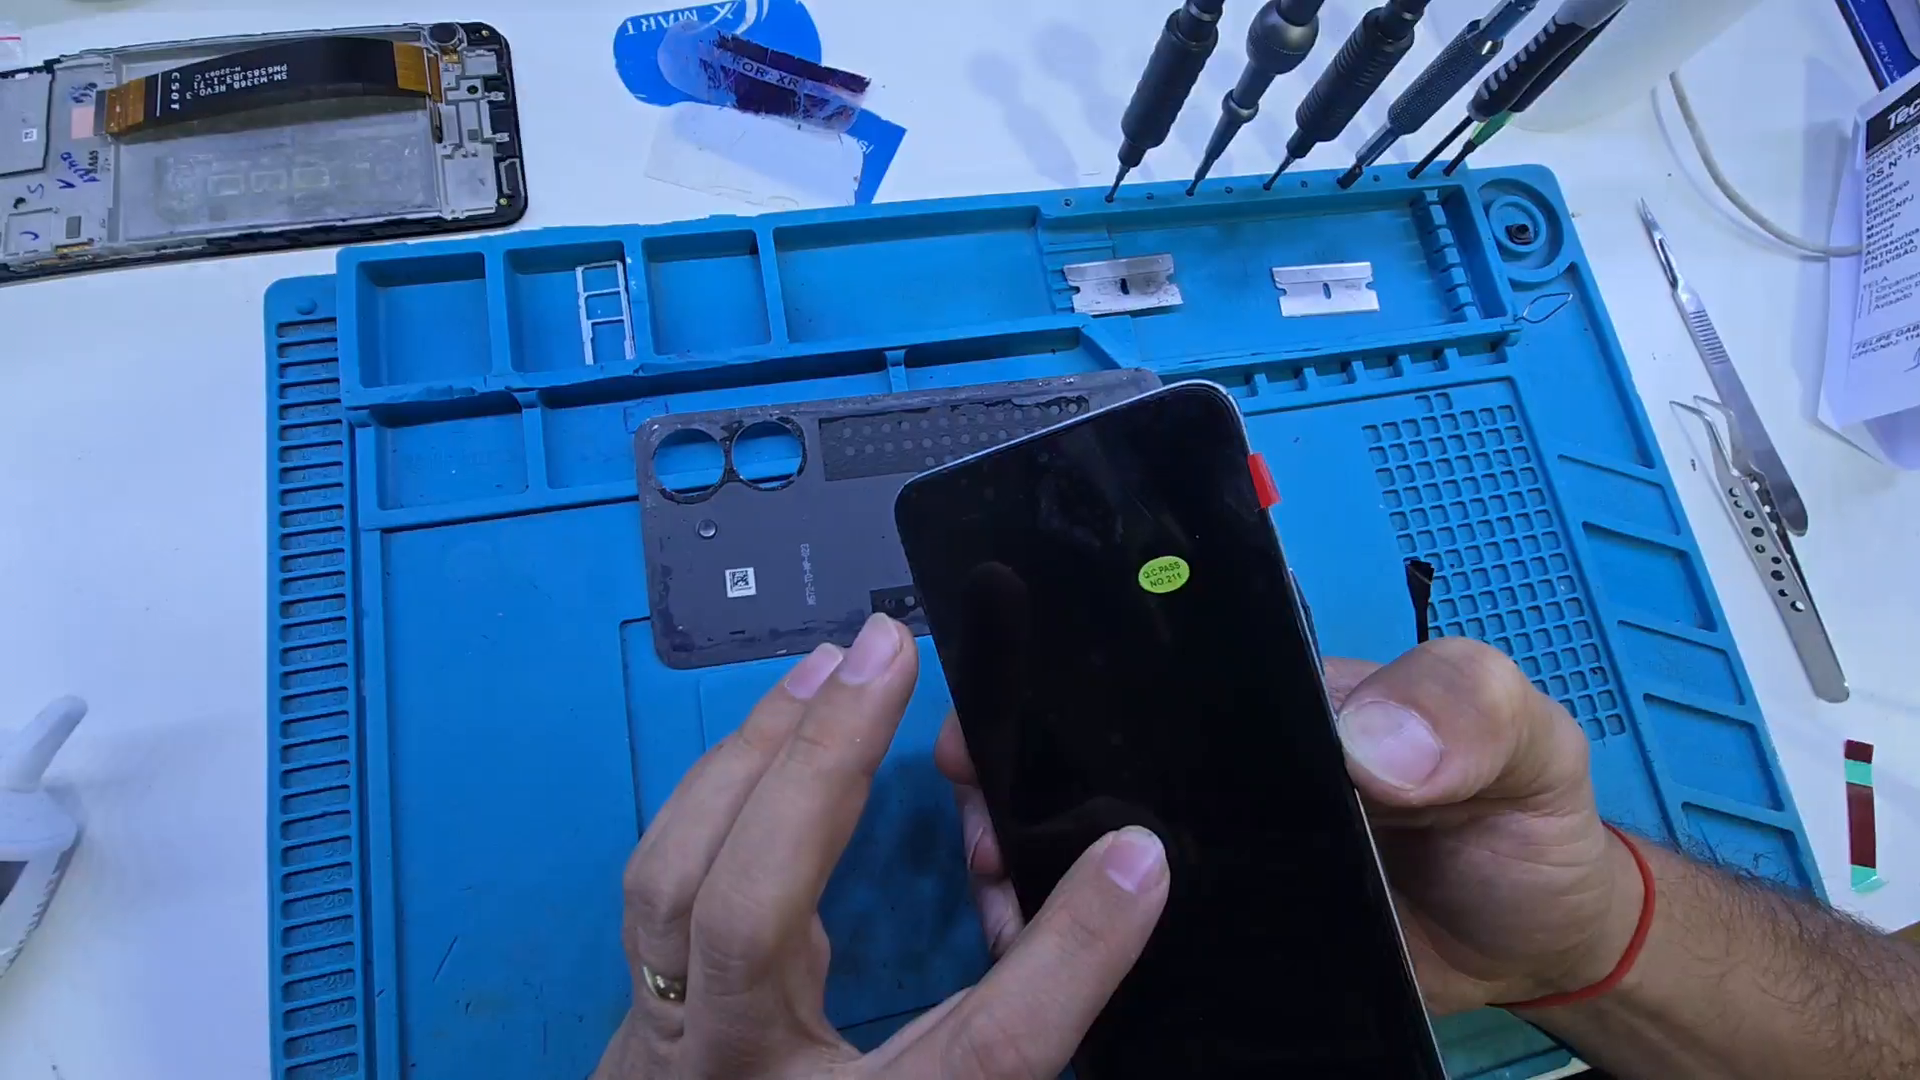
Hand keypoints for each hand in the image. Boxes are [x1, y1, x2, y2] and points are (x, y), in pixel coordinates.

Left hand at [595, 614, 1172, 1078]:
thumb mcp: (950, 1073)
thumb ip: (1034, 985)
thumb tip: (1126, 865)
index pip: (979, 1050)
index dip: (1067, 956)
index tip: (1133, 858)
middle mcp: (734, 1072)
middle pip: (751, 919)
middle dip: (821, 761)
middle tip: (887, 650)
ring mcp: (665, 1030)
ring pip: (669, 878)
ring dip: (753, 749)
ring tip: (826, 667)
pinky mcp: (644, 984)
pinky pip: (664, 864)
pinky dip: (721, 776)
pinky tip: (775, 726)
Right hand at [937, 638, 1643, 1014]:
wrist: (1528, 940)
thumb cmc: (1513, 815)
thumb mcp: (1515, 735)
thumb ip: (1459, 710)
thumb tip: (1362, 744)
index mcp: (1254, 693)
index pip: (1143, 659)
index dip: (1065, 666)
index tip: (1001, 692)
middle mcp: (1206, 758)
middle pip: (1089, 742)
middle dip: (1012, 751)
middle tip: (972, 782)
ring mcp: (1198, 842)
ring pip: (1086, 827)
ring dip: (1023, 835)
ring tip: (990, 864)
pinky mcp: (1201, 922)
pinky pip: (1118, 915)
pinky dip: (1069, 926)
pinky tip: (1031, 934)